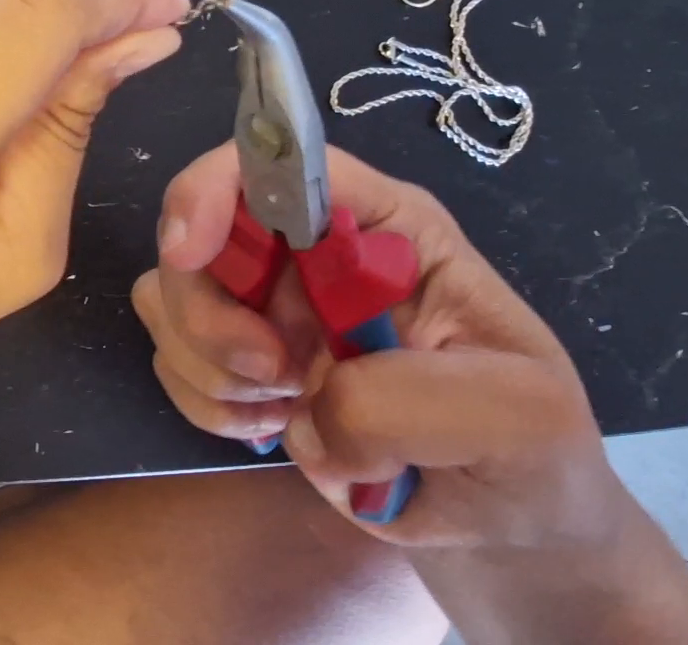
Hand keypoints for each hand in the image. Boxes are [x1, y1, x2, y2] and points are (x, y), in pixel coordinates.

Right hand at [132, 144, 627, 549]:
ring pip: (164, 297)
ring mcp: (258, 303)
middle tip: (274, 375)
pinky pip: (168, 359)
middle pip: (194, 236)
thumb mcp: (516, 416)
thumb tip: (311, 399)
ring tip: (288, 411)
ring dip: (208, 365)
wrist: (493, 522)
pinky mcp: (228, 356)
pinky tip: (270, 427)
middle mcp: (301, 251)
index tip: (187, 254)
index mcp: (375, 225)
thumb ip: (415, 396)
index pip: (270, 165)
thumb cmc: (522, 450)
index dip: (209, 189)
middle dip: (207, 312)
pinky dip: (206, 402)